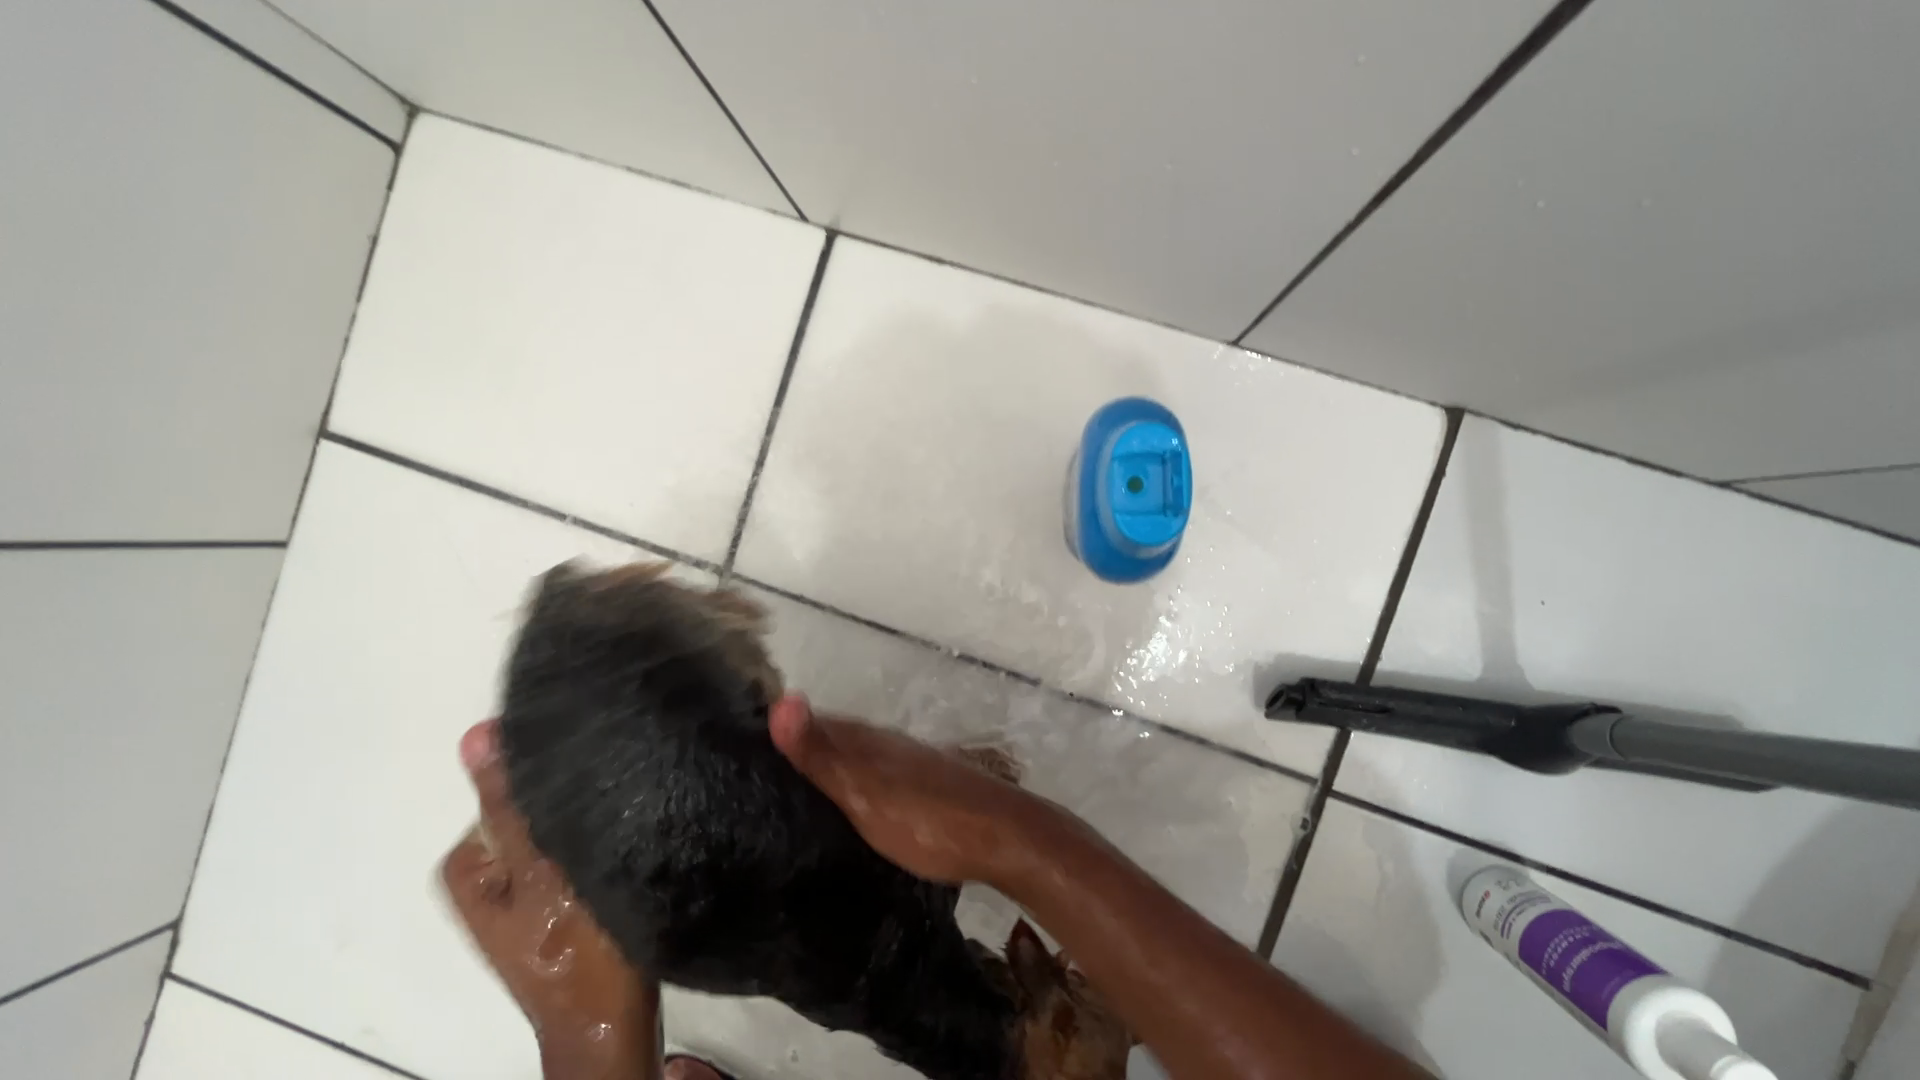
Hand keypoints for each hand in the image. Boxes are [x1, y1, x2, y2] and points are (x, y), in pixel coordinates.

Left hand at [441, 721, 657, 1079]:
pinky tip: (636, 838)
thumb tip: (474, 735)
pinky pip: (579, 852)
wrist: (612, 1031)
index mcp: (468, 864)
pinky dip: (603, 844)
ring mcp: (529, 891)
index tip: (606, 757)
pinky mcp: (564, 903)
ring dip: (596, 819)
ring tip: (638, 813)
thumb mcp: (540, 873)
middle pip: (537, 807)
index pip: (511, 784)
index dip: (557, 768)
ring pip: (563, 829)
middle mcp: (491, 873)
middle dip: (579, 797)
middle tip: (628, 794)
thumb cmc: (575, 954)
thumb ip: (511, 806)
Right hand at [768, 694, 1065, 884]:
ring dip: (834, 771)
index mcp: (871, 741)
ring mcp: (915, 768)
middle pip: (840, 741)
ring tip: (801, 796)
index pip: (817, 723)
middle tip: (764, 777)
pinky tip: (855, 811)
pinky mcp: (931, 793)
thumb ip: (823, 754)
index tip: (746, 748)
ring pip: (863, 761)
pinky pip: (882, 782)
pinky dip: (860, 790)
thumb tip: (780, 699)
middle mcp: (892, 746)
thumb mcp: (865, 792)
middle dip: (806, 751)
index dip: (783, 731)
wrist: (1005, 841)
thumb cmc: (927, 819)